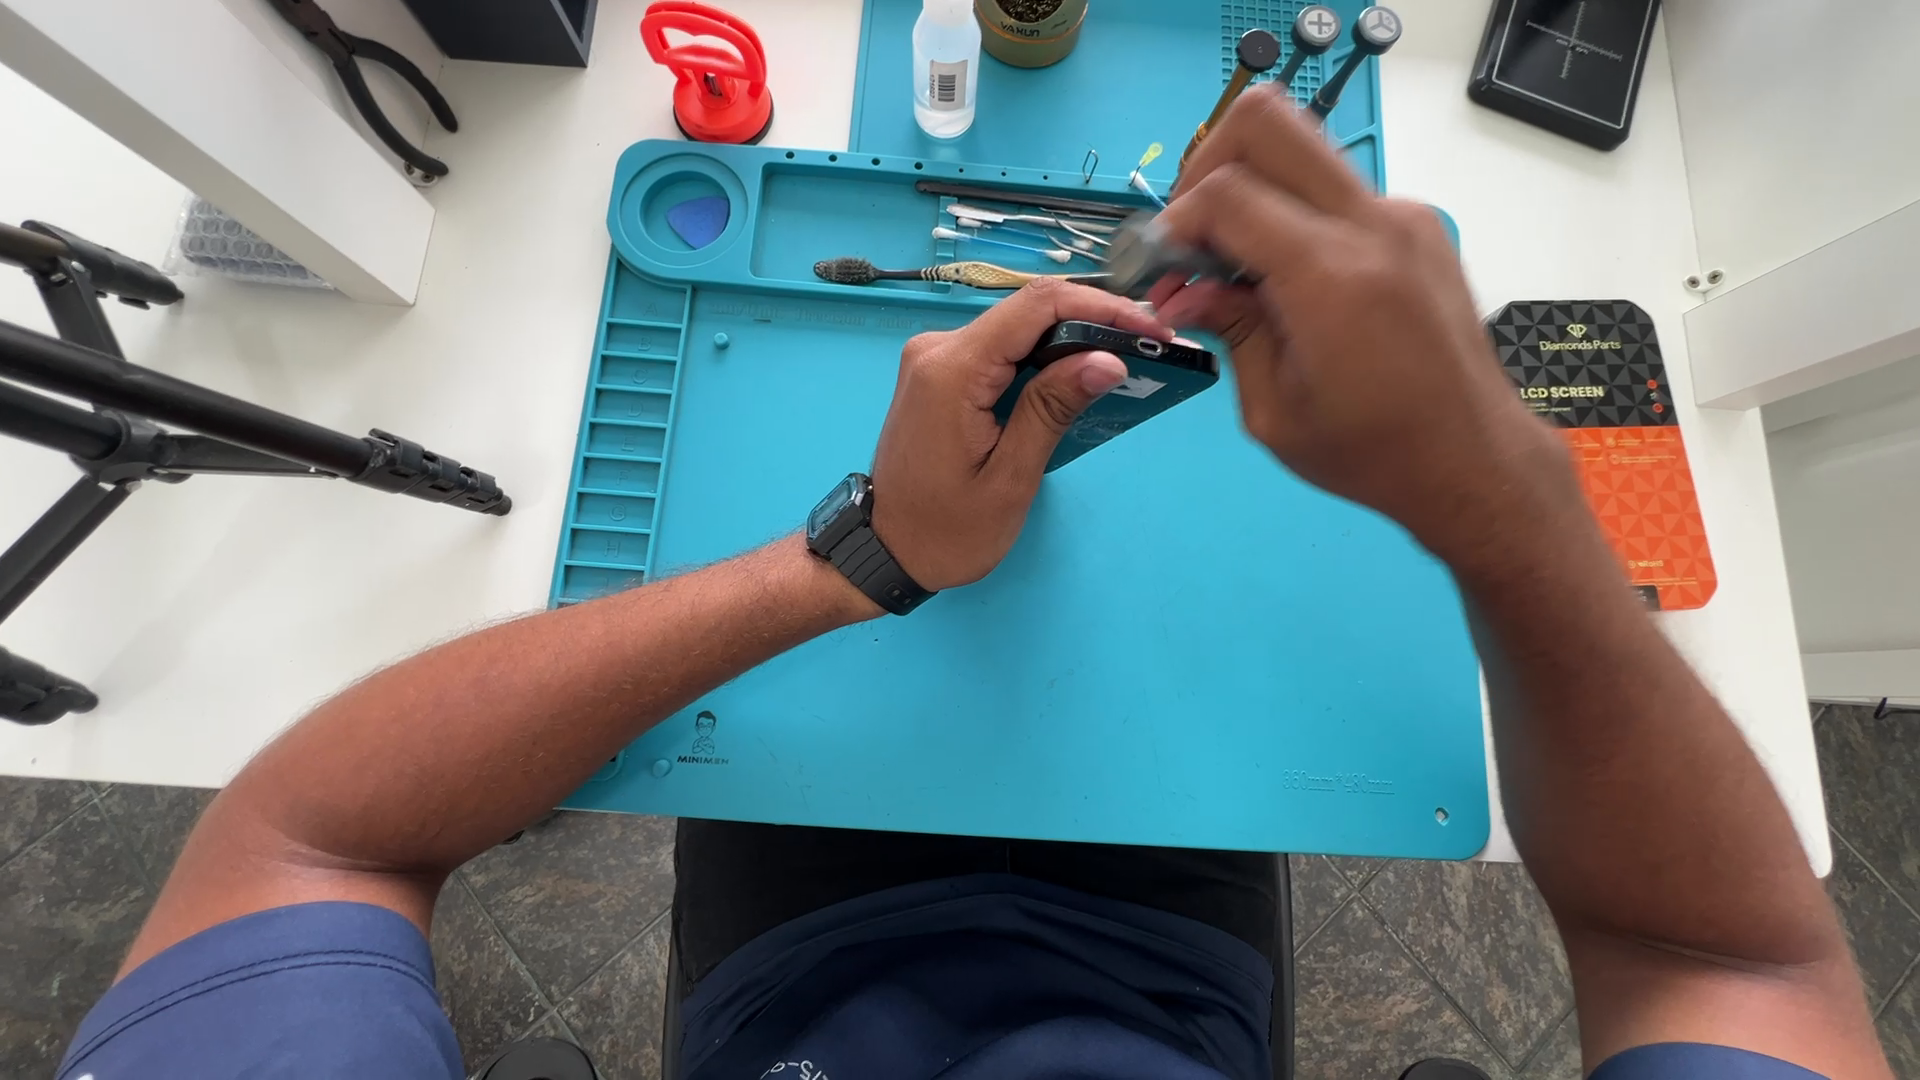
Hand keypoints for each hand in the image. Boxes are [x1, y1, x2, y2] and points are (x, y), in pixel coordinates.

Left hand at [869, 279, 1172, 590]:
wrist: (886, 550)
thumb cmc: (948, 531)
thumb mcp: (1009, 478)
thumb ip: (1053, 410)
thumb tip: (1107, 359)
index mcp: (951, 370)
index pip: (1035, 308)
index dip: (1099, 307)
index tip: (1147, 329)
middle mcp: (936, 349)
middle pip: (1025, 314)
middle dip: (1090, 324)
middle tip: (1145, 349)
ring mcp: (933, 359)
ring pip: (1014, 331)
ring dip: (1067, 343)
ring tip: (1120, 363)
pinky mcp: (937, 375)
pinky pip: (997, 352)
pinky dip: (1038, 361)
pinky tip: (1073, 379)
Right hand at [1151, 86, 1573, 563]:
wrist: (1469, 459)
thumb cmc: (1363, 452)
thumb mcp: (1270, 407)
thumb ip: (1229, 329)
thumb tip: (1182, 292)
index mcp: (1330, 276)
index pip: (1228, 194)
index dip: (1175, 220)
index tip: (1158, 266)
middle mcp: (1372, 223)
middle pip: (1268, 122)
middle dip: (1206, 168)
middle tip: (1190, 236)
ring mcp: (1403, 215)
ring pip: (1302, 149)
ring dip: (1248, 191)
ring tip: (1229, 266)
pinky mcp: (1416, 225)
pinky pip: (1332, 191)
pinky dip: (1287, 216)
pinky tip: (1279, 279)